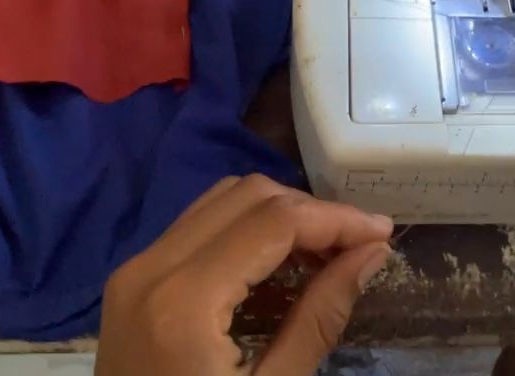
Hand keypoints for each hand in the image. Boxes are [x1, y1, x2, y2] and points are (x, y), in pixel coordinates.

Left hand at [98, 174, 393, 375]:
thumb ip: (320, 318)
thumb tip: (372, 253)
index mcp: (183, 302)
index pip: (276, 221)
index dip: (336, 219)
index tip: (382, 232)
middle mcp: (151, 267)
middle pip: (250, 196)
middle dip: (311, 212)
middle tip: (356, 245)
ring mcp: (135, 271)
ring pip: (224, 200)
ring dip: (280, 214)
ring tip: (324, 252)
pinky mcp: (132, 282)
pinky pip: (200, 224)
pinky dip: (247, 229)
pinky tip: (278, 264)